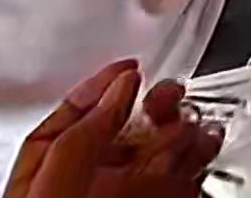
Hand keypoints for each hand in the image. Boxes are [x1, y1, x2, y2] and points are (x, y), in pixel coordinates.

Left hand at [4, 61, 221, 197]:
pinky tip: (205, 150)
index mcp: (45, 189)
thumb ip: (83, 136)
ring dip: (181, 130)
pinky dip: (195, 161)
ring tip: (198, 124)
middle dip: (151, 109)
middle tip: (172, 97)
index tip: (131, 66)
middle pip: (117, 136)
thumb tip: (121, 83)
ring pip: (153, 155)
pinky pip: (179, 181)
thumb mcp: (56, 194)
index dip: (95, 90)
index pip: (60, 130)